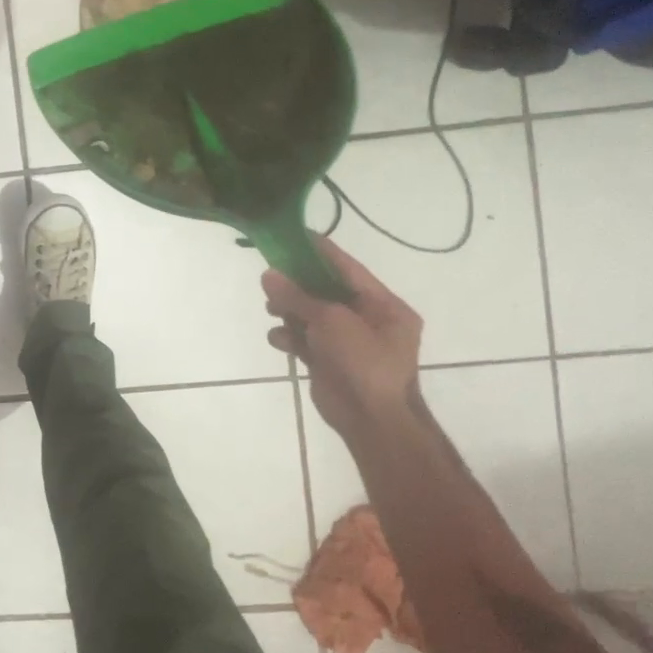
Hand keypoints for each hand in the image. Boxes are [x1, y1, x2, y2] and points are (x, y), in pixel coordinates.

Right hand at [261, 237, 422, 441]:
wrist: (371, 419)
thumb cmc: (363, 363)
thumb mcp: (331, 321)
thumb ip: (298, 296)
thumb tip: (268, 274)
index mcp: (384, 306)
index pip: (348, 268)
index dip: (319, 250)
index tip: (290, 234)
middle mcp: (368, 320)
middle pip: (324, 290)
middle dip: (296, 284)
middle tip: (269, 277)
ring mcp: (348, 341)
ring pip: (309, 313)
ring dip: (288, 311)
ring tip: (273, 312)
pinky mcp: (328, 359)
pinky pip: (302, 338)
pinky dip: (288, 337)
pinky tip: (281, 342)